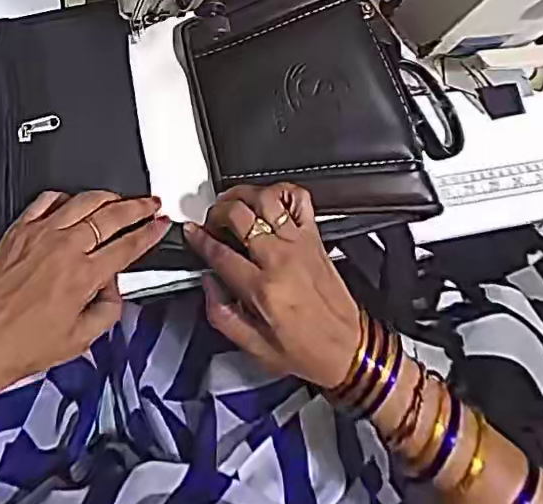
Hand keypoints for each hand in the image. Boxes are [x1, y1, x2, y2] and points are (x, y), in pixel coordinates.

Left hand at [0, 191, 169, 413]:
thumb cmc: (19, 348)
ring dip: (108, 196)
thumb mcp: (78, 342)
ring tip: (119, 198)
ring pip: (84, 200)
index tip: (159, 224)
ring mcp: (40, 235)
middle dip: (138, 206)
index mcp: (82, 277)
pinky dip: (65, 197)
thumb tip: (114, 291)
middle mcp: (63, 249)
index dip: (150, 232)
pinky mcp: (18, 231)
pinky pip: (47, 200)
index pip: (128, 245)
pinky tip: (72, 201)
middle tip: (150, 203)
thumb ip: (107, 311)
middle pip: (112, 215)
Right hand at [185, 183, 362, 388]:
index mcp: (262, 290)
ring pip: (265, 199)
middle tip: (211, 221)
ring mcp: (299, 243)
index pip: (219, 253)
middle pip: (238, 215)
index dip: (199, 240)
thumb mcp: (255, 349)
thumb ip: (222, 316)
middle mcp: (280, 260)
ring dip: (243, 195)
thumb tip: (208, 285)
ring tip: (234, 203)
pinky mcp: (314, 236)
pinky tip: (270, 199)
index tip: (192, 234)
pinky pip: (299, 200)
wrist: (350, 349)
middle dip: (216, 213)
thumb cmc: (308, 350)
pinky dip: (283, 191)